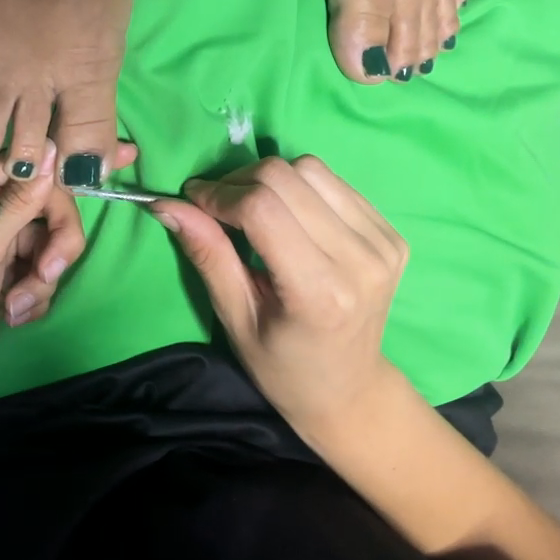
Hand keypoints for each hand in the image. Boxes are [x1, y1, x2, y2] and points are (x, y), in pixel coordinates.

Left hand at [0, 142, 88, 439]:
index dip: (61, 177)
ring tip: (15, 306)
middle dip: (56, 243)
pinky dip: (36, 295)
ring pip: (51, 244)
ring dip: (42, 279)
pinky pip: (44, 273)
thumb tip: (49, 146)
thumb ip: (19, 201)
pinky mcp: (9, 275)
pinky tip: (12, 316)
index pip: (31, 165)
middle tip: (47, 273)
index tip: (104, 177)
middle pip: (49, 205)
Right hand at [153, 156, 409, 437]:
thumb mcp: (234, 317)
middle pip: (285, 177)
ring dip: (270, 180)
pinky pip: (333, 181)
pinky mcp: (392, 234)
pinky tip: (288, 216)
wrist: (349, 390)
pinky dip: (299, 187)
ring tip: (252, 209)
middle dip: (238, 182)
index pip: (262, 208)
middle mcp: (360, 260)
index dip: (219, 194)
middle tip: (216, 206)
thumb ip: (207, 254)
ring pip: (309, 169)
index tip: (194, 201)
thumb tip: (167, 204)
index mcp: (319, 291)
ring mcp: (382, 244)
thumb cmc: (282, 365)